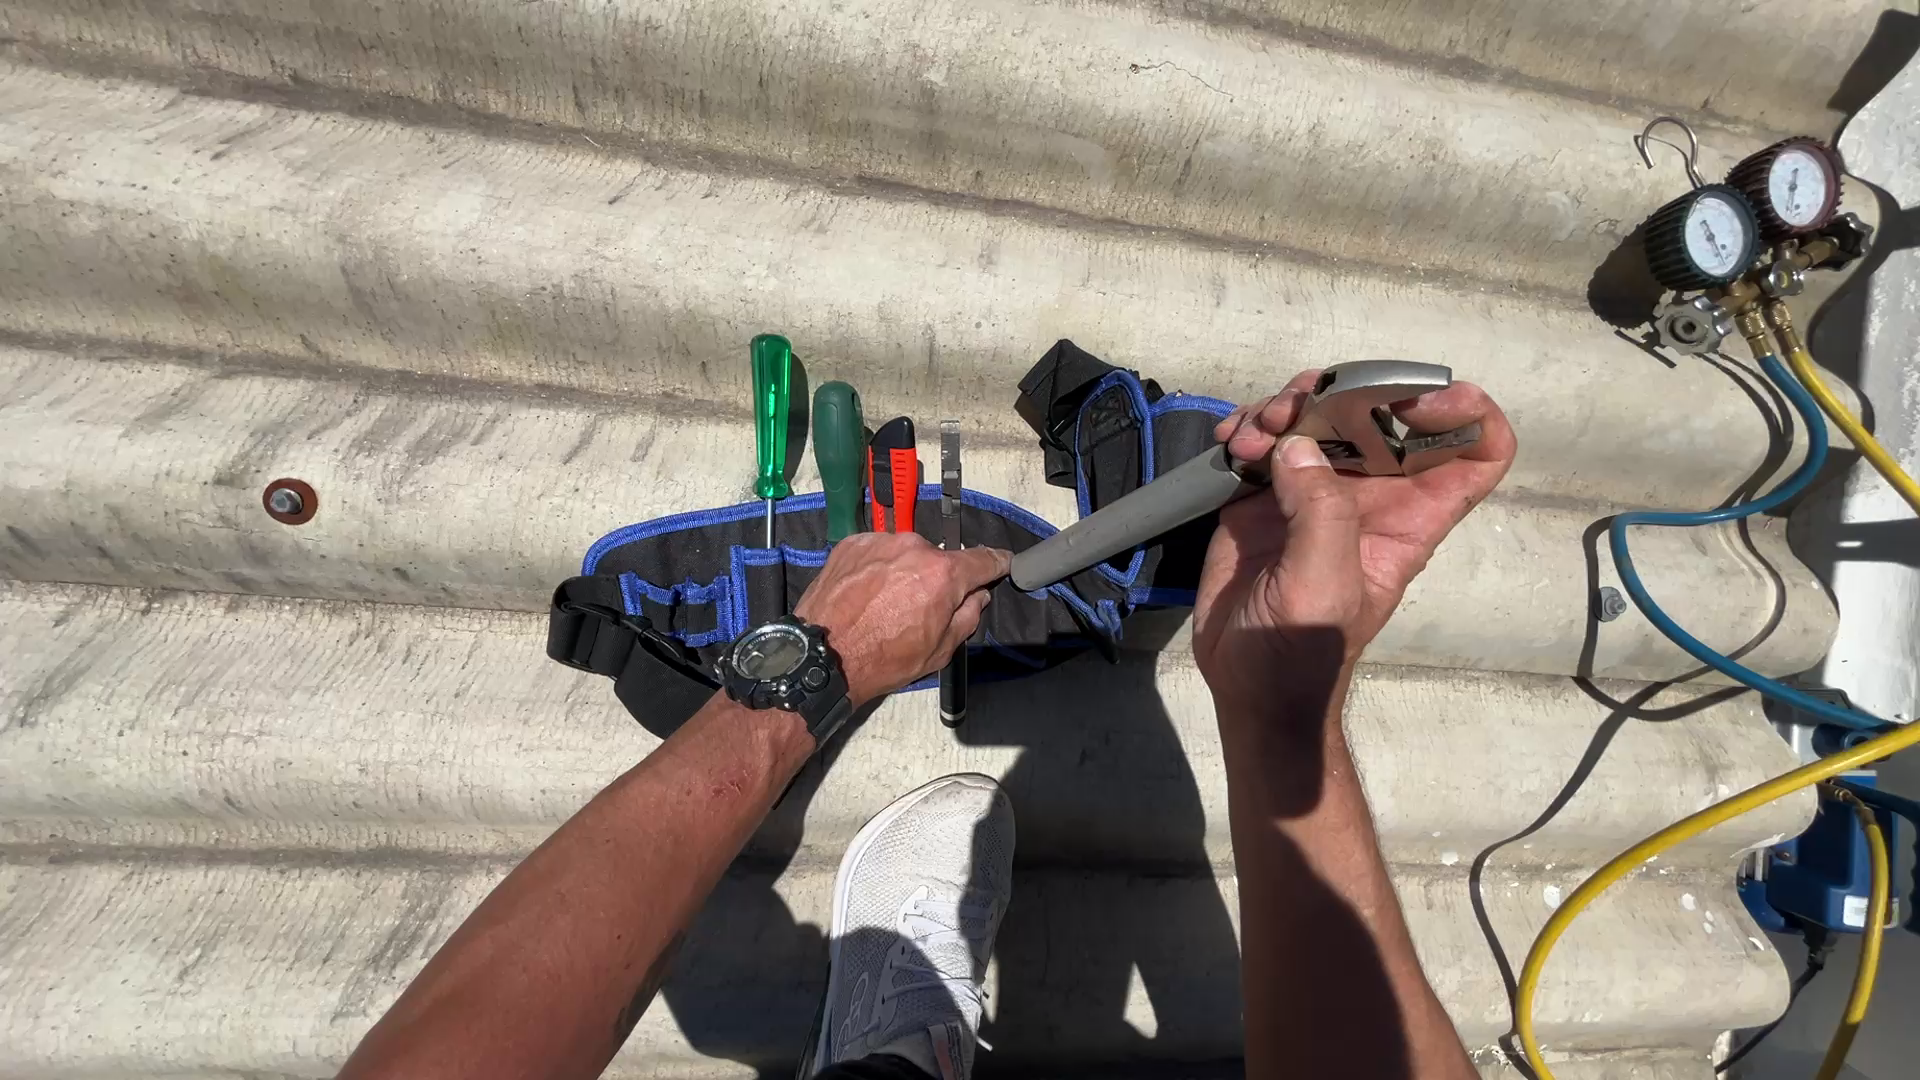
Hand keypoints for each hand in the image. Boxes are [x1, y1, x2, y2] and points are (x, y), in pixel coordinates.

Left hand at [794, 532, 1010, 706]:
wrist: (824, 656)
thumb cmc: (882, 658)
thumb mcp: (939, 650)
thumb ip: (967, 616)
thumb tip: (977, 596)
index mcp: (943, 575)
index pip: (984, 559)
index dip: (998, 562)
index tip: (1004, 562)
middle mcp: (914, 548)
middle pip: (940, 559)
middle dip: (938, 579)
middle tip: (921, 607)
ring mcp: (881, 542)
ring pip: (907, 553)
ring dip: (906, 571)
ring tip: (886, 603)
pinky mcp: (853, 543)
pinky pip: (879, 551)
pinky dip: (879, 567)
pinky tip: (867, 593)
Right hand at [1192, 371, 1515, 710]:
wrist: (1248, 683)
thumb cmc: (1302, 649)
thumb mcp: (1324, 585)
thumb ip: (1320, 514)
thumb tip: (1296, 446)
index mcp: (1406, 519)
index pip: (1472, 454)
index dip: (1466, 415)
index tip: (1421, 399)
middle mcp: (1362, 498)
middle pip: (1375, 417)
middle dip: (1342, 395)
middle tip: (1294, 407)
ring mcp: (1306, 495)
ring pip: (1312, 422)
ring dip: (1282, 409)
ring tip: (1249, 432)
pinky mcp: (1258, 500)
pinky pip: (1259, 446)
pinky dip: (1243, 431)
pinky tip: (1226, 440)